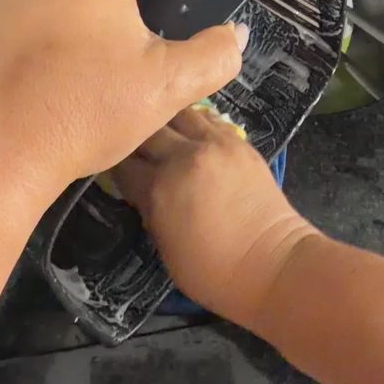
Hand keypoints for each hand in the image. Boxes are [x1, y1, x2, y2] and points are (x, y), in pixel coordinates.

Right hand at [112, 107, 320, 327]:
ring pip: (178, 112)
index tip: (111, 165)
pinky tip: (191, 133)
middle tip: (134, 145)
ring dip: (165, 120)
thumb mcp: (165, 249)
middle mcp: (184, 157)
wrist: (272, 264)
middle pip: (147, 130)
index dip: (114, 164)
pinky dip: (194, 121)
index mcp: (160, 189)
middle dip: (136, 137)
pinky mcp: (237, 140)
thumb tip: (142, 188)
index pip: (123, 164)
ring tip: (162, 131)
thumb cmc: (214, 271)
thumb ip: (149, 210)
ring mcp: (214, 143)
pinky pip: (208, 118)